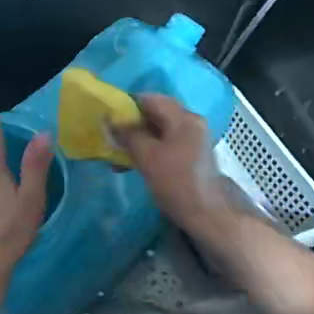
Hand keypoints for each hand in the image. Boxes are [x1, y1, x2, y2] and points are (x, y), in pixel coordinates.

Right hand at [114, 94, 233, 232]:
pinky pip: (164, 144)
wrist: (206, 214)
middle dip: (130, 125)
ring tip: (116, 155)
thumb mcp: (147, 157)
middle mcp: (191, 123)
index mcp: (184, 118)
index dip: (126, 106)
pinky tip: (131, 164)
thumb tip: (110, 121)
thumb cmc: (176, 182)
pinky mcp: (190, 156)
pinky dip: (148, 150)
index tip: (107, 118)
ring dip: (136, 140)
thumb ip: (128, 135)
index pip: (150, 99)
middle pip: (155, 114)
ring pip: (158, 131)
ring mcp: (192, 140)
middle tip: (109, 137)